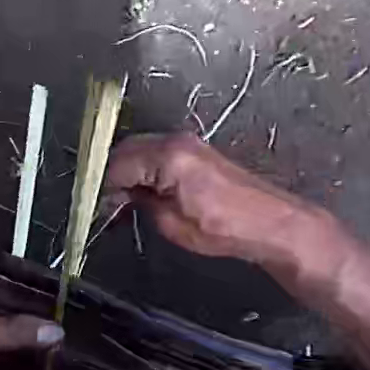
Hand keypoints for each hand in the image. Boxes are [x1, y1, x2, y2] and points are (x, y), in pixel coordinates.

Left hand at [0, 273, 62, 369]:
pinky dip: (13, 344)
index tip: (58, 296)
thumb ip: (20, 329)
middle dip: (29, 310)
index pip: (1, 277)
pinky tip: (36, 349)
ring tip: (55, 332)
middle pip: (3, 300)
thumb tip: (57, 329)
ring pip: (1, 321)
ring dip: (23, 329)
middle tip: (62, 316)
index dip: (29, 286)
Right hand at [104, 133, 330, 267]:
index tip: (99, 207)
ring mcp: (187, 142)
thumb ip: (141, 204)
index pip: (117, 164)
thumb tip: (122, 197)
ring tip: (125, 202)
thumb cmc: (224, 228)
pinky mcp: (196, 150)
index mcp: (167, 157)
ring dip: (128, 171)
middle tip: (109, 206)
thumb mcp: (172, 224)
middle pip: (126, 150)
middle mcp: (175, 141)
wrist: (270, 222)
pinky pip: (157, 152)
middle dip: (112, 176)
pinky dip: (145, 168)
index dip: (103, 187)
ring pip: (141, 149)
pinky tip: (145, 192)